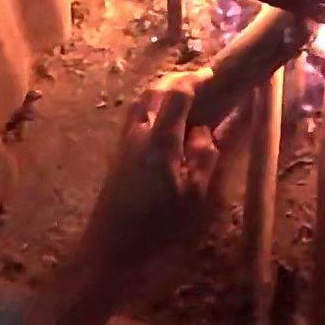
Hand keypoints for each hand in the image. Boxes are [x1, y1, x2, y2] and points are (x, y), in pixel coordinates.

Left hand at [80, 71, 220, 279]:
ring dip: (163, 90)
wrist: (110, 249)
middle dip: (178, 79)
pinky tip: (165, 120)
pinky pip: (136, 114)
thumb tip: (204, 130)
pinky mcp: (118, 152)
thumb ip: (205, 156)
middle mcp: (139, 131)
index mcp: (160, 138)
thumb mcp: (195, 194)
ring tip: (184, 96)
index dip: (196, 79)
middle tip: (200, 81)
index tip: (213, 75)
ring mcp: (124, 141)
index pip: (178, 93)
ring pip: (142, 100)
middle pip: (155, 89)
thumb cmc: (159, 224)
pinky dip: (153, 105)